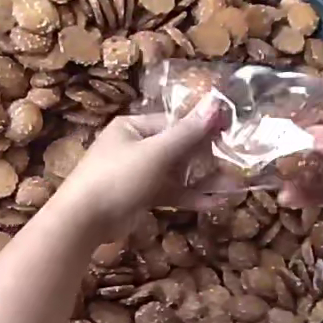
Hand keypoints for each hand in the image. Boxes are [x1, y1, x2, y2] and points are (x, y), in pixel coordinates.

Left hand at [46, 102, 231, 242]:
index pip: (175, 122)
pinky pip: (168, 193)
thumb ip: (188, 132)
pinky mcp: (138, 197)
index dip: (203, 128)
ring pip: (176, 173)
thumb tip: (217, 102)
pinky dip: (188, 197)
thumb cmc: (118, 177)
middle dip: (207, 157)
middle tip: (240, 163)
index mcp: (132, 127)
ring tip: (235, 186)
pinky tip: (214, 203)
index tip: (233, 134)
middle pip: (178, 148)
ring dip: (203, 180)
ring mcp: (136, 173)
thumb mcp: (156, 152)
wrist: (82, 220)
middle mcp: (134, 146)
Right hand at [279, 109, 322, 251]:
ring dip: (295, 175)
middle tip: (264, 160)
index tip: (274, 132)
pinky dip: (302, 194)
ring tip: (273, 183)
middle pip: (320, 144)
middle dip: (294, 152)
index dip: (306, 125)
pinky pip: (319, 191)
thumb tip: (309, 134)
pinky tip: (287, 199)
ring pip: (316, 168)